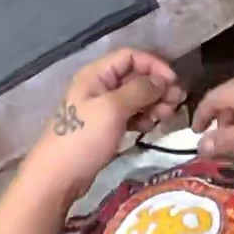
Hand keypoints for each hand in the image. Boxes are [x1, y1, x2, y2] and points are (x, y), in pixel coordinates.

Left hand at [18, 48, 184, 204]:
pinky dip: (143, 117)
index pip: (130, 57)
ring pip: (135, 97)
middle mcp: (99, 86)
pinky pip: (130, 114)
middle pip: (134, 76)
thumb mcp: (112, 109)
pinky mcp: (106, 127)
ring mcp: (102, 107)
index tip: (174, 82)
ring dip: (153, 103)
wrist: (58, 177)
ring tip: (166, 116)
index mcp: (96, 74)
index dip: (154, 65)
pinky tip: (150, 127)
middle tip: (176, 103)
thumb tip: (163, 80)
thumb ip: (139, 90)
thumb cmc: (84, 137)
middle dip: (157, 86)